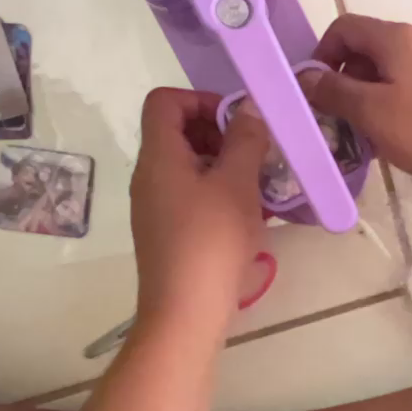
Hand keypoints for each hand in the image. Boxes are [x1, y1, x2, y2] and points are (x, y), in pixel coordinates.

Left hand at [130, 88, 269, 322]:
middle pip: (178, 132)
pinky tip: (250, 214)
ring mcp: (156, 206)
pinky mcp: (168, 231)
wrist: (186, 310)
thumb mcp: (238, 184)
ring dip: (226, 165)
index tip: (238, 122)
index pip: (166, 102)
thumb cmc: (212, 240)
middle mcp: (150, 176)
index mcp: (159, 157)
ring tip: (261, 184)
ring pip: (190, 166)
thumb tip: (251, 108)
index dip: (202, 100)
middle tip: (257, 152)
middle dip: (221, 134)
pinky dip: (220, 192)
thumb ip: (246, 140)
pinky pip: (193, 195)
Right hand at [303, 15, 411, 194]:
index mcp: (397, 37)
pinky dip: (390, 105)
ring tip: (362, 134)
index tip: (315, 92)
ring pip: (386, 72)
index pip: (344, 27)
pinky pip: (407, 87)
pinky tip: (391, 138)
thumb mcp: (372, 112)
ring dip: (366, 98)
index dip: (322, 54)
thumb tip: (303, 76)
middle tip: (337, 118)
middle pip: (365, 49)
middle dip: (343, 80)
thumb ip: (334, 90)